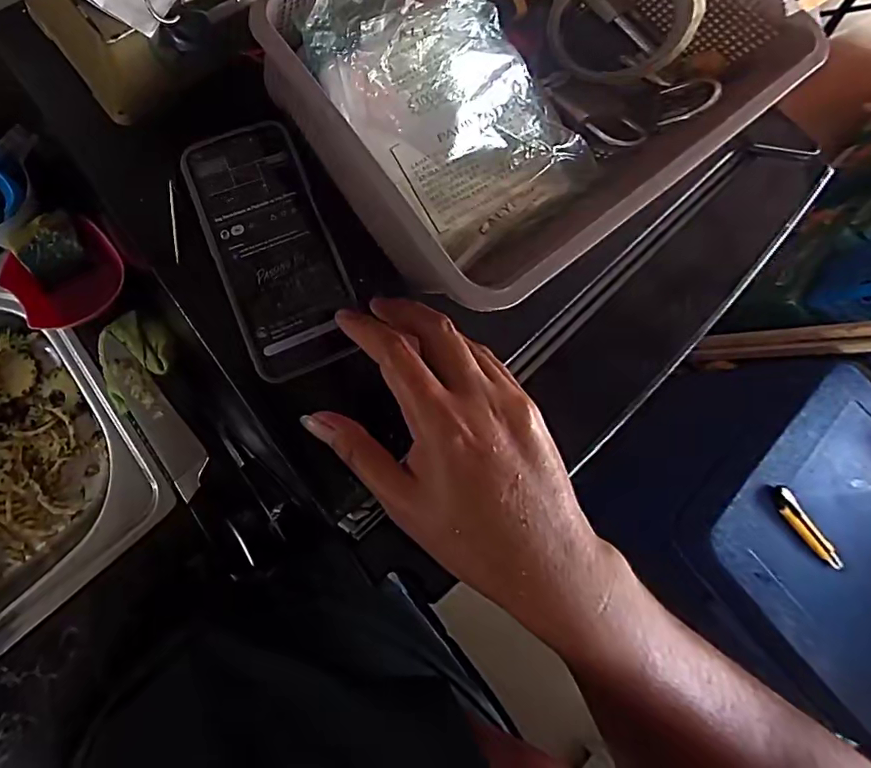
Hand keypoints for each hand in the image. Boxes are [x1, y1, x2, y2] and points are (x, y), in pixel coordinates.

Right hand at [302, 299, 607, 645]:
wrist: (549, 563)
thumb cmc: (479, 541)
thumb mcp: (402, 502)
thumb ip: (357, 452)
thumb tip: (321, 422)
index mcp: (442, 423)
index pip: (396, 352)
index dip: (366, 328)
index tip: (349, 319)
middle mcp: (478, 402)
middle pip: (435, 328)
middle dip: (400, 309)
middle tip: (377, 307)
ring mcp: (509, 400)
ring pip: (465, 338)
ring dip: (431, 323)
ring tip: (407, 325)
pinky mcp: (529, 406)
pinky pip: (491, 359)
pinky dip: (462, 345)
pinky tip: (452, 353)